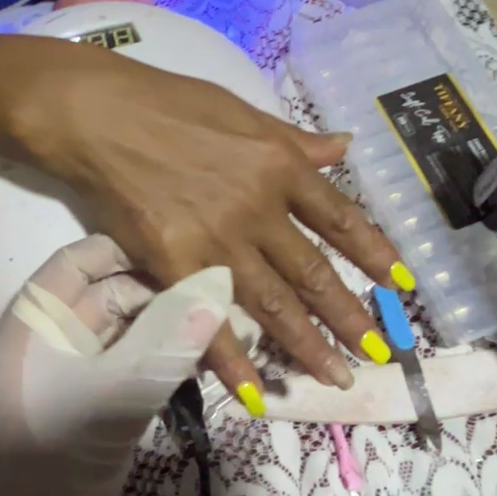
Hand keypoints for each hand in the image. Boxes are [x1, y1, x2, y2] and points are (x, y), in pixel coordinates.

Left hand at [0, 236, 228, 495]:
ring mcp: (72, 369)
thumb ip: (166, 343)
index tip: (181, 245)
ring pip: (125, 329)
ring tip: (220, 328)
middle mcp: (49, 335)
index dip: (125, 249)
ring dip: (167, 328)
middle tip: (218, 295)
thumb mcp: (112, 394)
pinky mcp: (93, 400)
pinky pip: (131, 362)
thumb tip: (218, 289)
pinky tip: (201, 361)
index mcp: (33, 320)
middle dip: (159, 293)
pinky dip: (162, 358)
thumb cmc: (54, 456)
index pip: (76, 261)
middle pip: (107, 293)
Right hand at [15, 47, 406, 415]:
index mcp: (278, 164)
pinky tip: (254, 393)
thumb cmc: (167, 102)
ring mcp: (215, 239)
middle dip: (348, 316)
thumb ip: (293, 137)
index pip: (340, 218)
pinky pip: (208, 318)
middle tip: (377, 352)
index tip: (400, 284)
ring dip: (307, 345)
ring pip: (272, 303)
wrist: (96, 114)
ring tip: (335, 377)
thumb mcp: (240, 109)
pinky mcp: (172, 262)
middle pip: (312, 272)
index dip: (374, 254)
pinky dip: (232, 361)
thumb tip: (343, 148)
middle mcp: (257, 207)